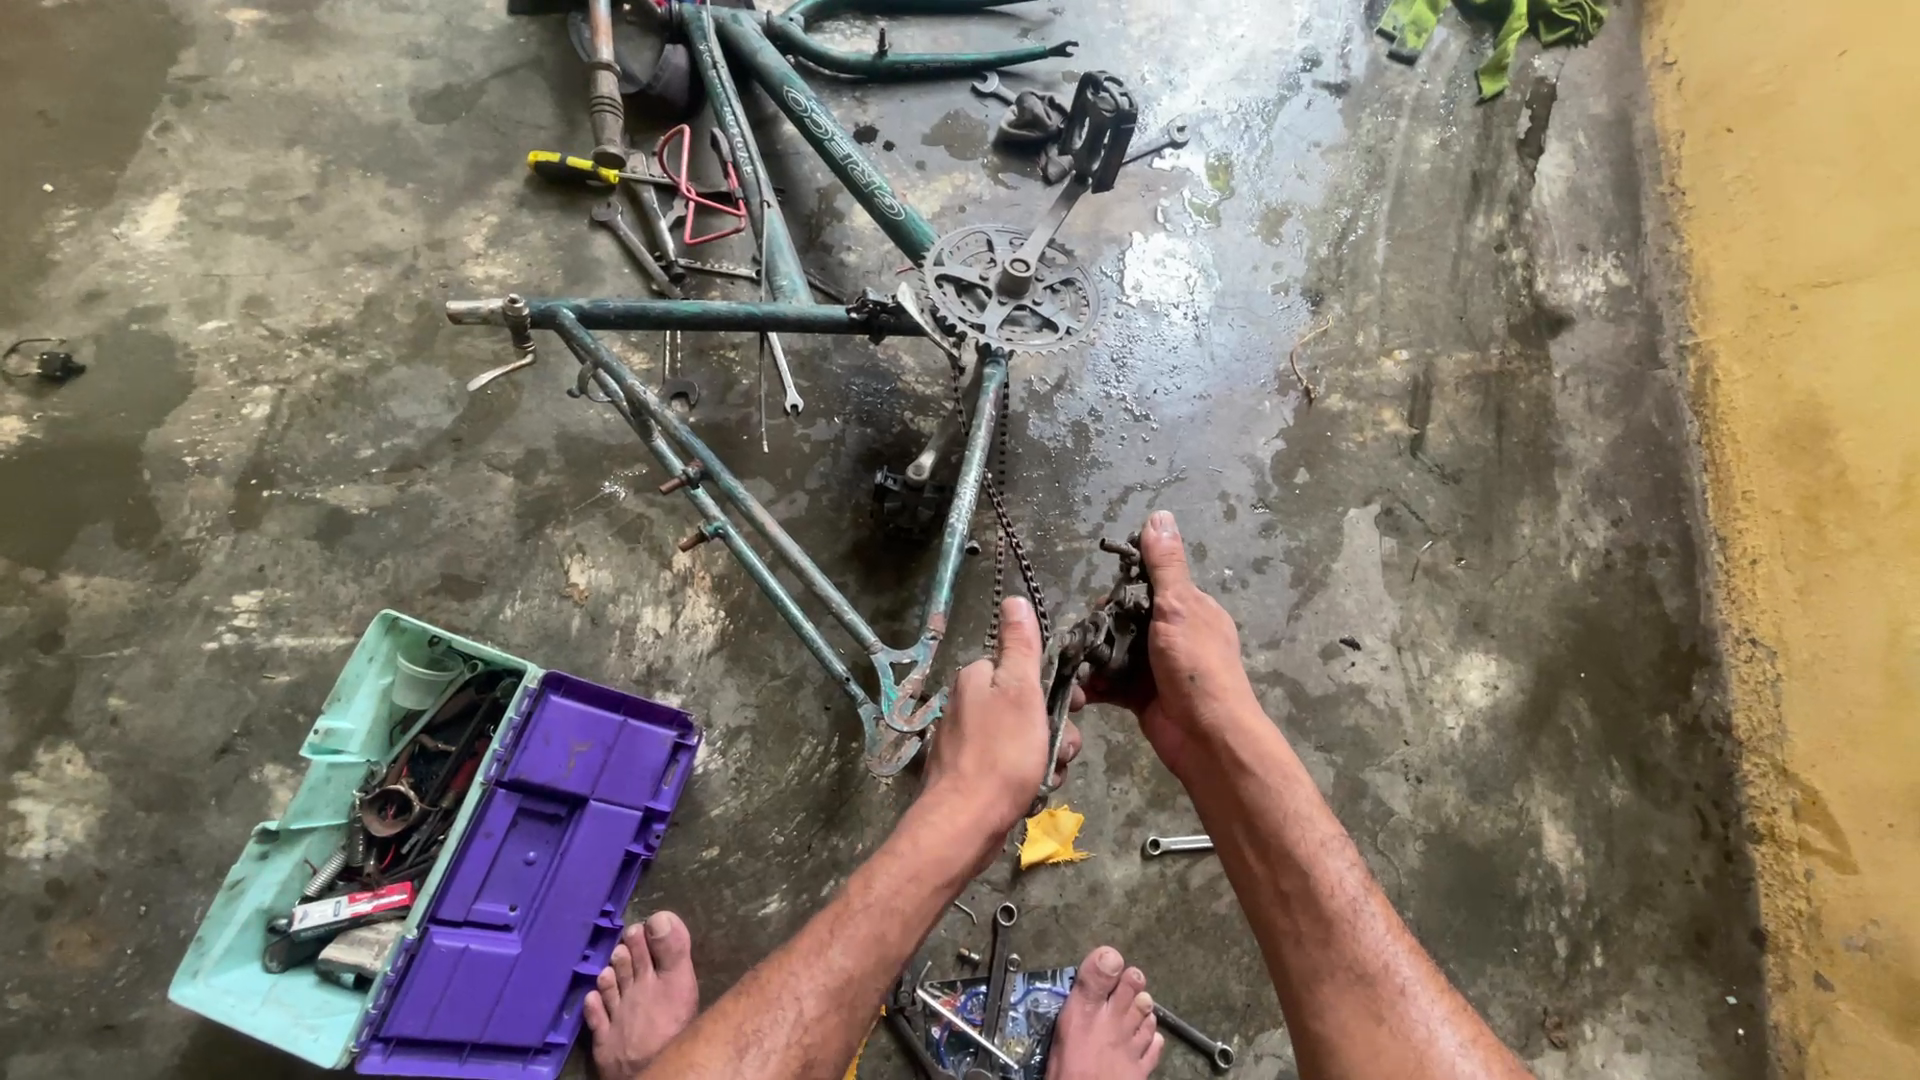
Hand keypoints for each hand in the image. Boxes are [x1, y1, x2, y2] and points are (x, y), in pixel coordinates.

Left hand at [922, 598, 1081, 847]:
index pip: (1024, 668)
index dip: (1055, 687)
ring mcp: (967, 739)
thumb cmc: (1001, 753)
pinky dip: (1029, 774)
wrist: (966, 822)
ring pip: (1025, 736)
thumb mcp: (1020, 691)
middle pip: (1028, 705)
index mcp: (977, 677)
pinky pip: (1011, 763)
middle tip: (1061, 748)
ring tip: (1049, 773)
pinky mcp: (970, 771)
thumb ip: (1020, 646)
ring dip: (1047, 754)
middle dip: (1055, 727)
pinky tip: (1036, 789)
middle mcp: (967, 702)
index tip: (1077, 707)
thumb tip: (1013, 599)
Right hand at [1088, 511, 1258, 777]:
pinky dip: (1093, 683)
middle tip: (1084, 634)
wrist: (1207, 737)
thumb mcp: (1180, 607)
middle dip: (1101, 625)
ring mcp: (1155, 668)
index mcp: (1191, 610)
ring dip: (1092, 654)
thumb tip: (1159, 515)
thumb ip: (1165, 565)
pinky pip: (1109, 682)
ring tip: (1069, 658)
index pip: (1149, 586)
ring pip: (1115, 650)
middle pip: (1126, 619)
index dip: (1121, 589)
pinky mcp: (1140, 697)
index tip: (1101, 599)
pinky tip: (1074, 683)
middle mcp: (1173, 635)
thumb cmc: (1197, 667)